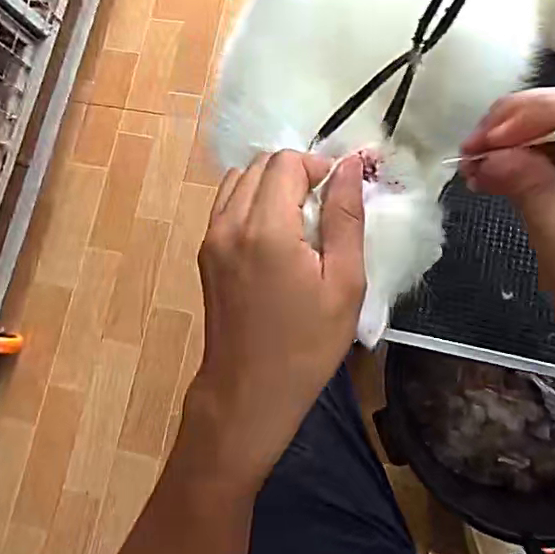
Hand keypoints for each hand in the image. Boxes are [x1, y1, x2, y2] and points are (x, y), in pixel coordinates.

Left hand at [185, 151, 365, 488]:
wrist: (250, 391)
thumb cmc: (308, 343)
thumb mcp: (345, 283)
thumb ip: (346, 218)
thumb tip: (349, 167)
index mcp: (267, 229)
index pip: (287, 162)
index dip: (319, 168)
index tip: (340, 196)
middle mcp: (230, 224)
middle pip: (262, 165)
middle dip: (298, 174)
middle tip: (326, 210)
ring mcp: (211, 238)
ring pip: (241, 180)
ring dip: (274, 186)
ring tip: (302, 223)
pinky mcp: (205, 253)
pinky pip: (227, 204)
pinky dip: (254, 202)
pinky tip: (277, 237)